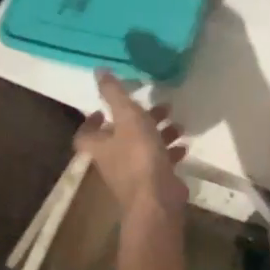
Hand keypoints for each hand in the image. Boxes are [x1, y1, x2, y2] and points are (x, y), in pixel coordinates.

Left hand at [76, 72, 188, 217]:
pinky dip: (170, 151)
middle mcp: (112, 160)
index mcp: (100, 145)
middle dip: (140, 120)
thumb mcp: (128, 117)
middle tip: (159, 107)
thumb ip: (114, 93)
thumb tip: (98, 70)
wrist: (156, 199)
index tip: (106, 108)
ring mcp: (133, 173)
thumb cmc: (138, 155)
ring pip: (143, 147)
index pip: (86, 133)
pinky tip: (184, 145)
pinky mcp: (152, 181)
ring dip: (159, 133)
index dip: (92, 120)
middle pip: (120, 137)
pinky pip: (160, 162)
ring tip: (177, 123)